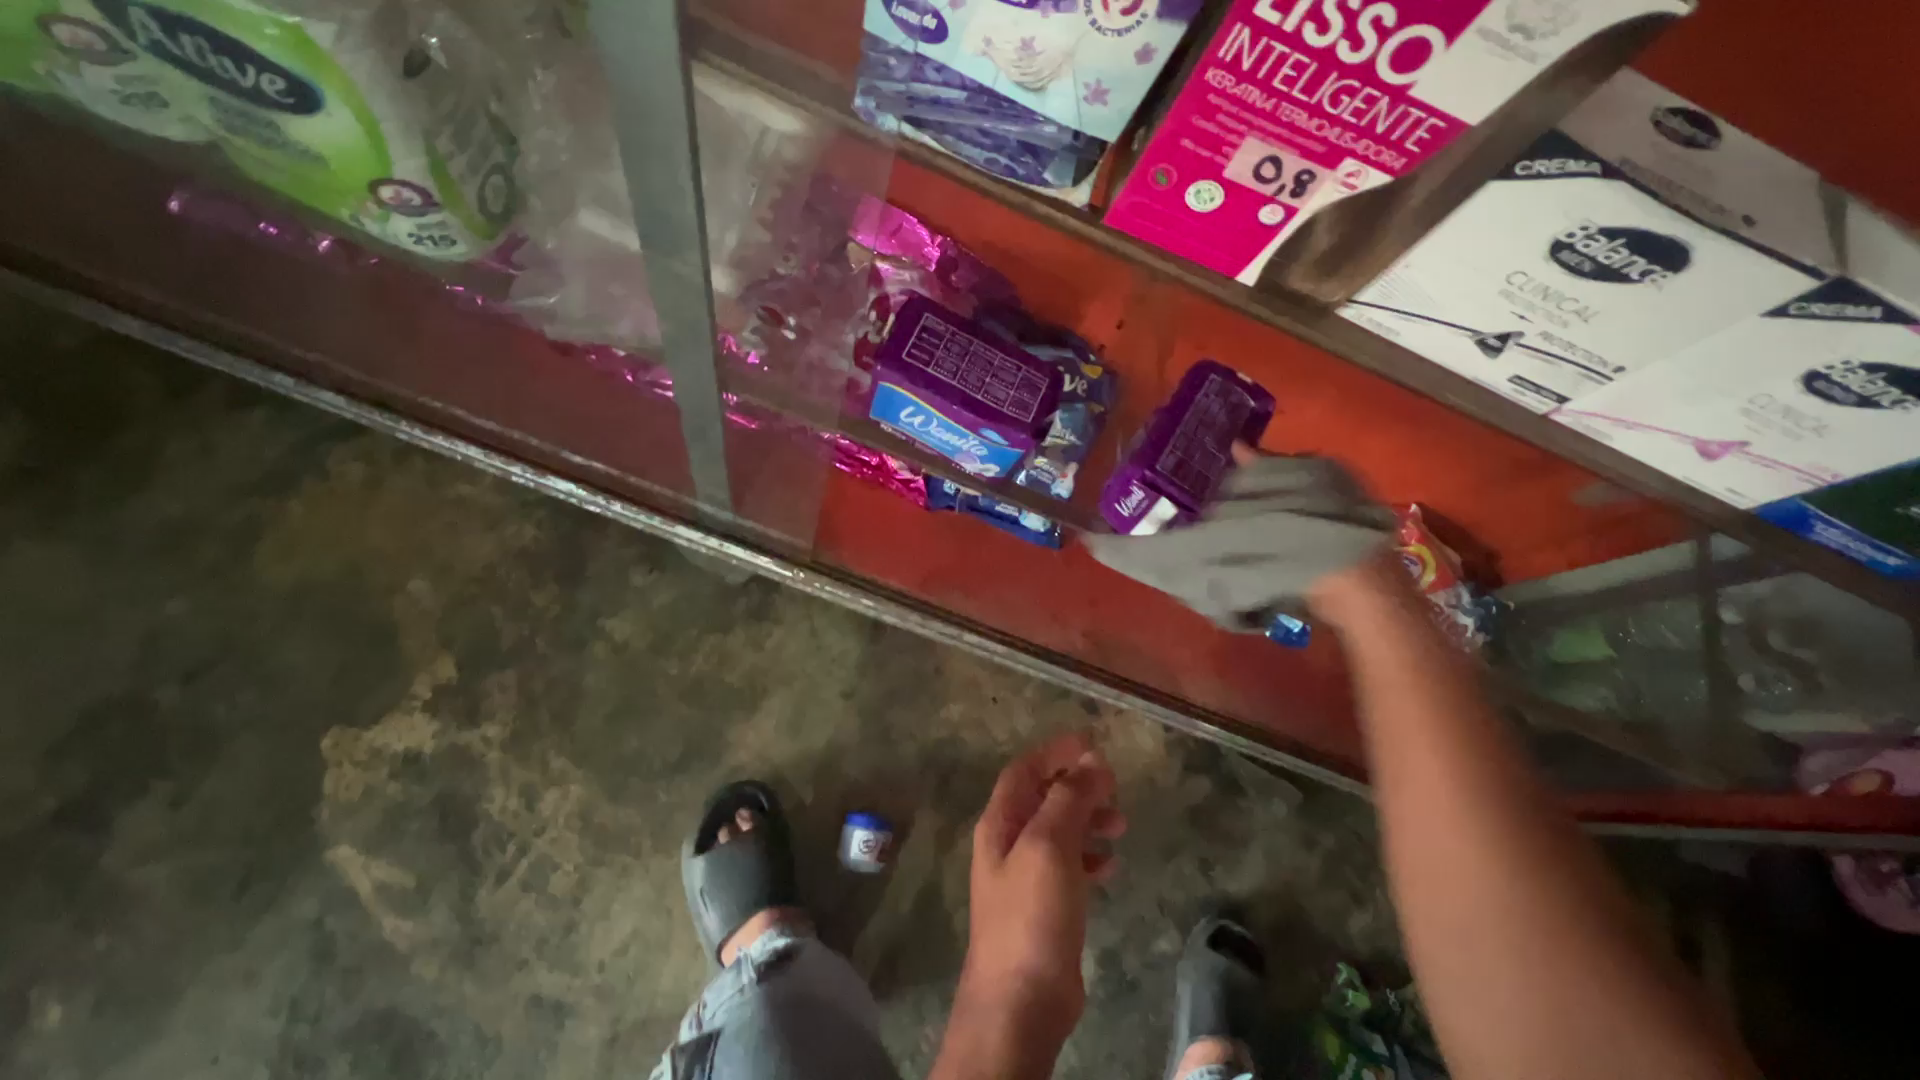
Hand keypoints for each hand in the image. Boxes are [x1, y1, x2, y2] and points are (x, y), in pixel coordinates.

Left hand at [959, 733, 1126, 1047]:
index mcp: (999, 823)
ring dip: (1088, 821)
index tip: (1093, 744)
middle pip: (1042, 798)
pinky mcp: (1045, 908)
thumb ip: (1069, 799)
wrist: (1021, 999)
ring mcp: (1025, 878)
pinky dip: (1090, 857)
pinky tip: (1111, 865)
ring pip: (1059, 832)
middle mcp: (1008, 844)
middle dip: (1078, 787)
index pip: (1024, 770)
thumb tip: (1091, 760)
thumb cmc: (1031, 913)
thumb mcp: (1050, 845)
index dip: (1055, 752)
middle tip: (1115, 788)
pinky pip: (1069, 867)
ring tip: (1121, 826)